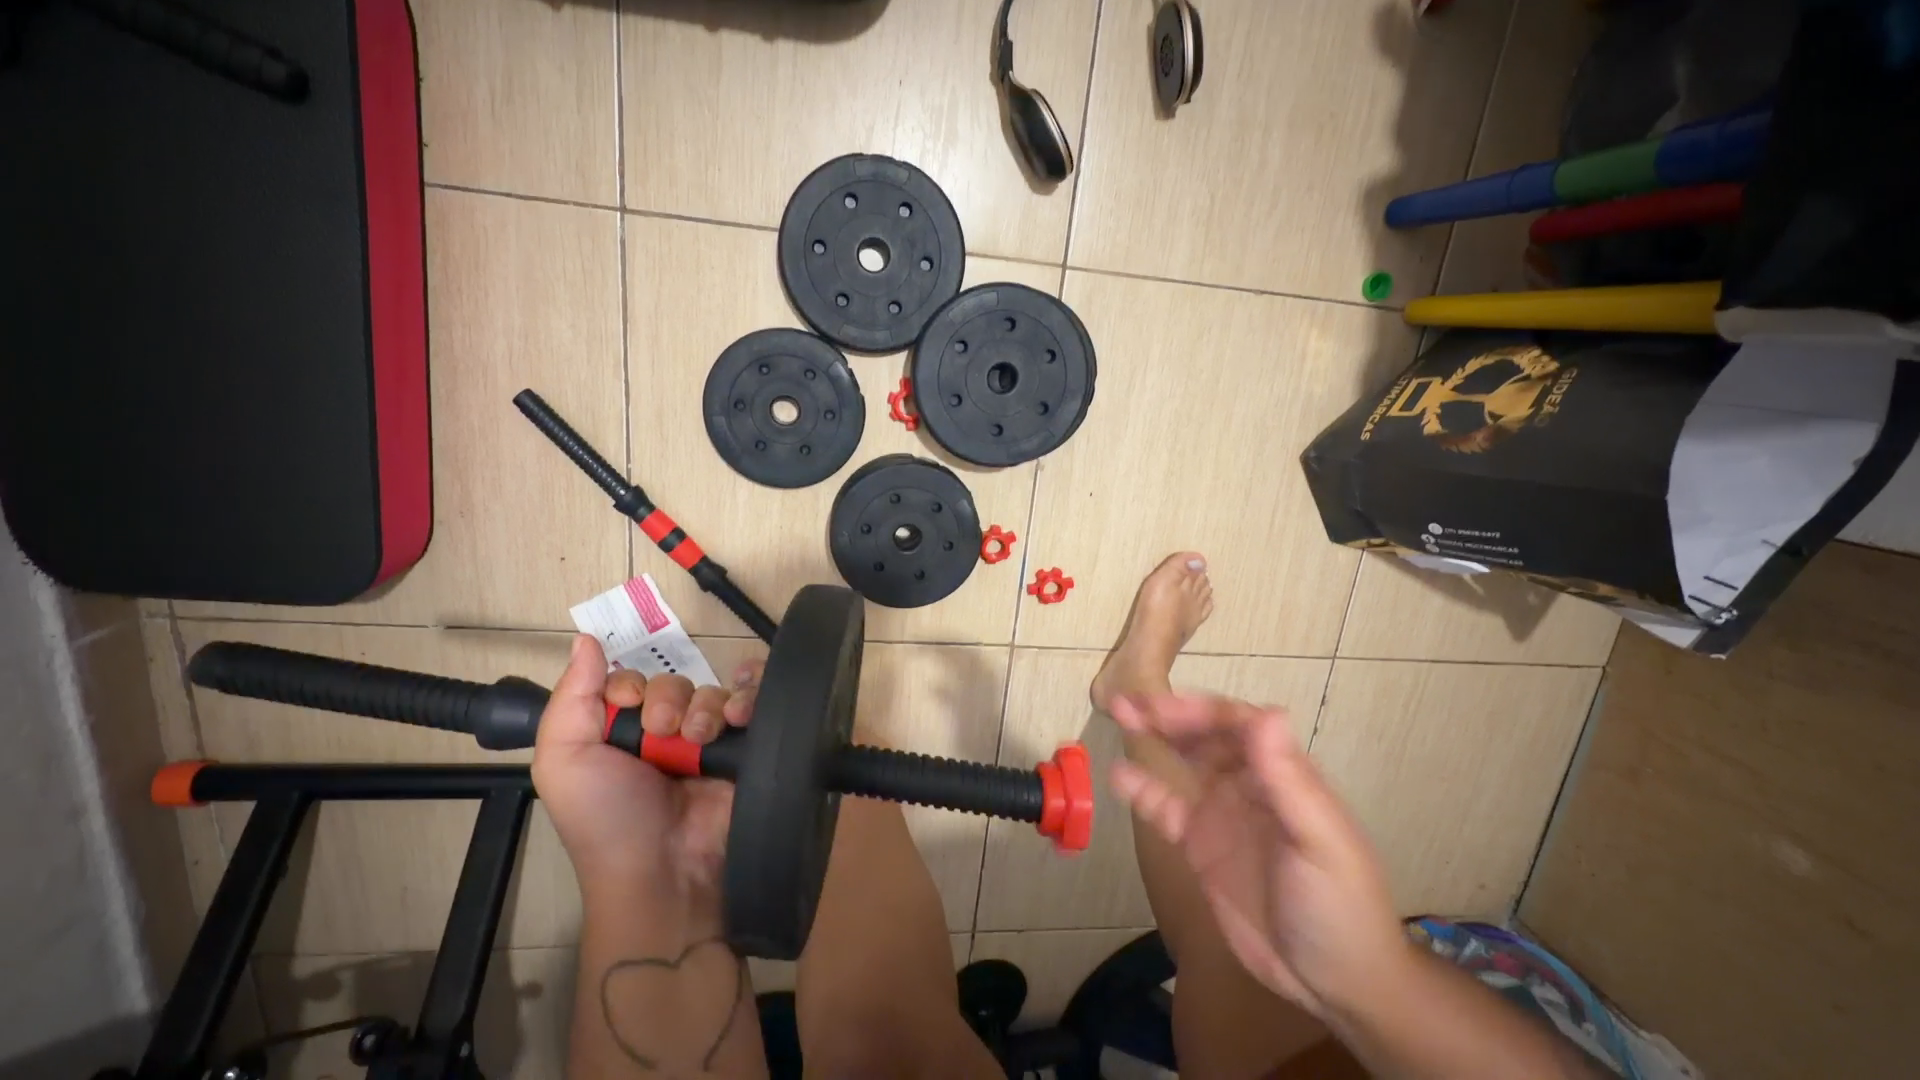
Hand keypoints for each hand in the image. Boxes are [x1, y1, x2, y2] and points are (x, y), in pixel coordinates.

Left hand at [532, 635, 763, 899]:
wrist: (665, 872)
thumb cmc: (606, 819)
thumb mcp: (564, 760)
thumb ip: (572, 697)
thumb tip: (586, 638)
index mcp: (619, 734)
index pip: (632, 682)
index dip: (630, 688)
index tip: (628, 711)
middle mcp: (664, 734)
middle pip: (674, 683)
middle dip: (670, 701)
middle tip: (665, 733)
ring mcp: (708, 744)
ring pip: (713, 692)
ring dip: (707, 707)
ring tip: (701, 740)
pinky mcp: (746, 751)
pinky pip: (755, 702)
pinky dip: (751, 696)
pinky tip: (742, 716)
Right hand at [1109, 694, 1407, 1016]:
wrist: (1333, 980)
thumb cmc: (1338, 904)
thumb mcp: (1319, 841)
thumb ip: (1288, 779)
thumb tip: (1268, 713)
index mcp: (1284, 776)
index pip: (1239, 726)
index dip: (1201, 712)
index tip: (1164, 707)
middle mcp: (1250, 786)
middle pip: (1206, 737)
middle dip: (1170, 716)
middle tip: (1129, 702)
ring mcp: (1223, 815)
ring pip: (1184, 764)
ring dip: (1155, 739)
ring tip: (1121, 715)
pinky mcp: (1201, 847)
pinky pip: (1167, 809)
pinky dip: (1144, 790)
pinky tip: (1120, 777)